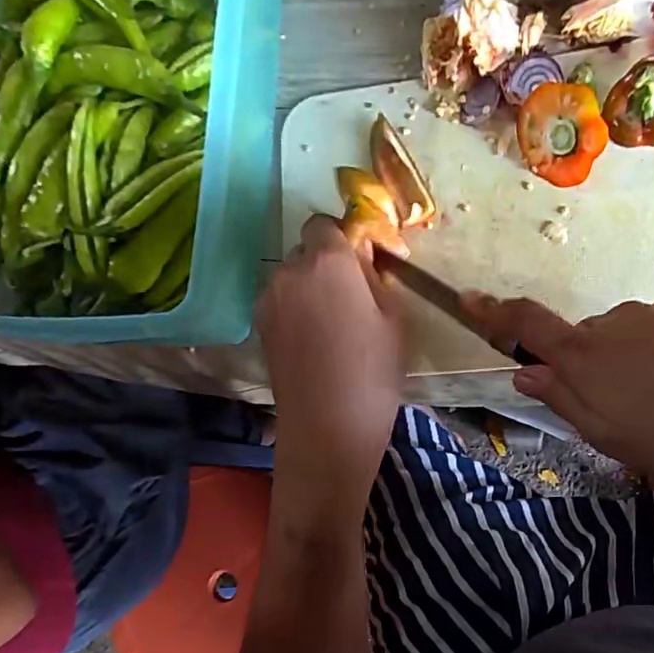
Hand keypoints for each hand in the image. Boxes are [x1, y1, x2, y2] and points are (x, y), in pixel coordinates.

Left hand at [258, 214, 403, 518]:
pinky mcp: (260, 329)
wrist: (326, 428)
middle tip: (351, 294)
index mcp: (328, 261)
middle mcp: (289, 272)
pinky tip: (313, 341)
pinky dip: (295, 310)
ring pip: (290, 278)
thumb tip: (363, 259)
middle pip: (306, 251)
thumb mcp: (393, 319)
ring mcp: (269, 301)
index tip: (362, 262)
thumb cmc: (372, 373)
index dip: (343, 238)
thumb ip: (375, 277)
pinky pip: (280, 304)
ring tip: (332, 323)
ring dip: (309, 288)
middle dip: (326, 263)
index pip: (326, 224)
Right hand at [466, 296, 653, 493]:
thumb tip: (524, 374)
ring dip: (619, 372)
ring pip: (615, 343)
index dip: (492, 314)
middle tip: (612, 418)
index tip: (466, 300)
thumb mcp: (611, 436)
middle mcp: (615, 322)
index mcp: (586, 355)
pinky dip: (651, 364)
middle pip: (574, 342)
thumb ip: (562, 401)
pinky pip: (649, 338)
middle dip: (578, 372)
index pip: (526, 326)